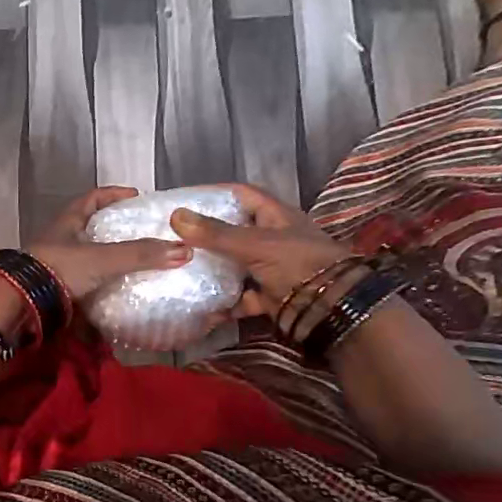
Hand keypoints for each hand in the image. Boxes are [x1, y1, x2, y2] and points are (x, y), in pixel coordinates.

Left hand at [25, 186, 192, 299]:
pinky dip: (96, 284)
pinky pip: (80, 282)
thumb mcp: (104, 258)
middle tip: (138, 233)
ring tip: (130, 264)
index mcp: (67, 221)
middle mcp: (58, 239)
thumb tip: (184, 250)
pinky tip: (112, 291)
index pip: (92, 197)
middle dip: (112, 229)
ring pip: (84, 256)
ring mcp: (53, 264)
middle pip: (88, 227)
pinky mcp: (53, 288)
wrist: (22, 303)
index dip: (114, 194)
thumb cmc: (60, 269)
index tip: (135, 196)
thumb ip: (141, 255)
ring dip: (104, 259)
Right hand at [168, 183, 351, 319]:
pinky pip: (238, 297)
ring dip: (210, 270)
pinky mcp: (266, 296)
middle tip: (171, 237)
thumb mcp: (255, 244)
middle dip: (204, 235)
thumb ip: (216, 234)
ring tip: (178, 269)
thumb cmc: (298, 264)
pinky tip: (199, 306)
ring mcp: (269, 269)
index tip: (184, 200)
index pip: (241, 195)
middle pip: (232, 232)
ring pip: (233, 265)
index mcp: (275, 216)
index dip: (214, 194)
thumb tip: (175, 216)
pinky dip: (222, 303)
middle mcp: (271, 239)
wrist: (330, 308)